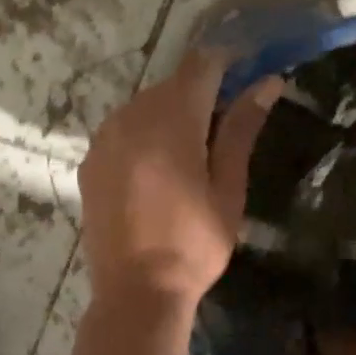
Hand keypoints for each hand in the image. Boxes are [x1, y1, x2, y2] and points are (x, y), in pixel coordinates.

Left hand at [78, 49, 281, 309]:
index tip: (249, 74)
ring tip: (193, 154)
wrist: (135, 293)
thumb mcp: (228, 189)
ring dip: (170, 115)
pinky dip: (144, 136)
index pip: (201, 64)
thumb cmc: (194, 245)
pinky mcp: (89, 162)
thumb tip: (266, 82)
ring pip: (144, 106)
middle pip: (171, 85)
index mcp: (171, 120)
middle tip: (227, 124)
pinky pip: (122, 131)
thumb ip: (241, 130)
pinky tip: (158, 171)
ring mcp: (103, 139)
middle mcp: (130, 117)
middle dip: (201, 93)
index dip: (228, 62)